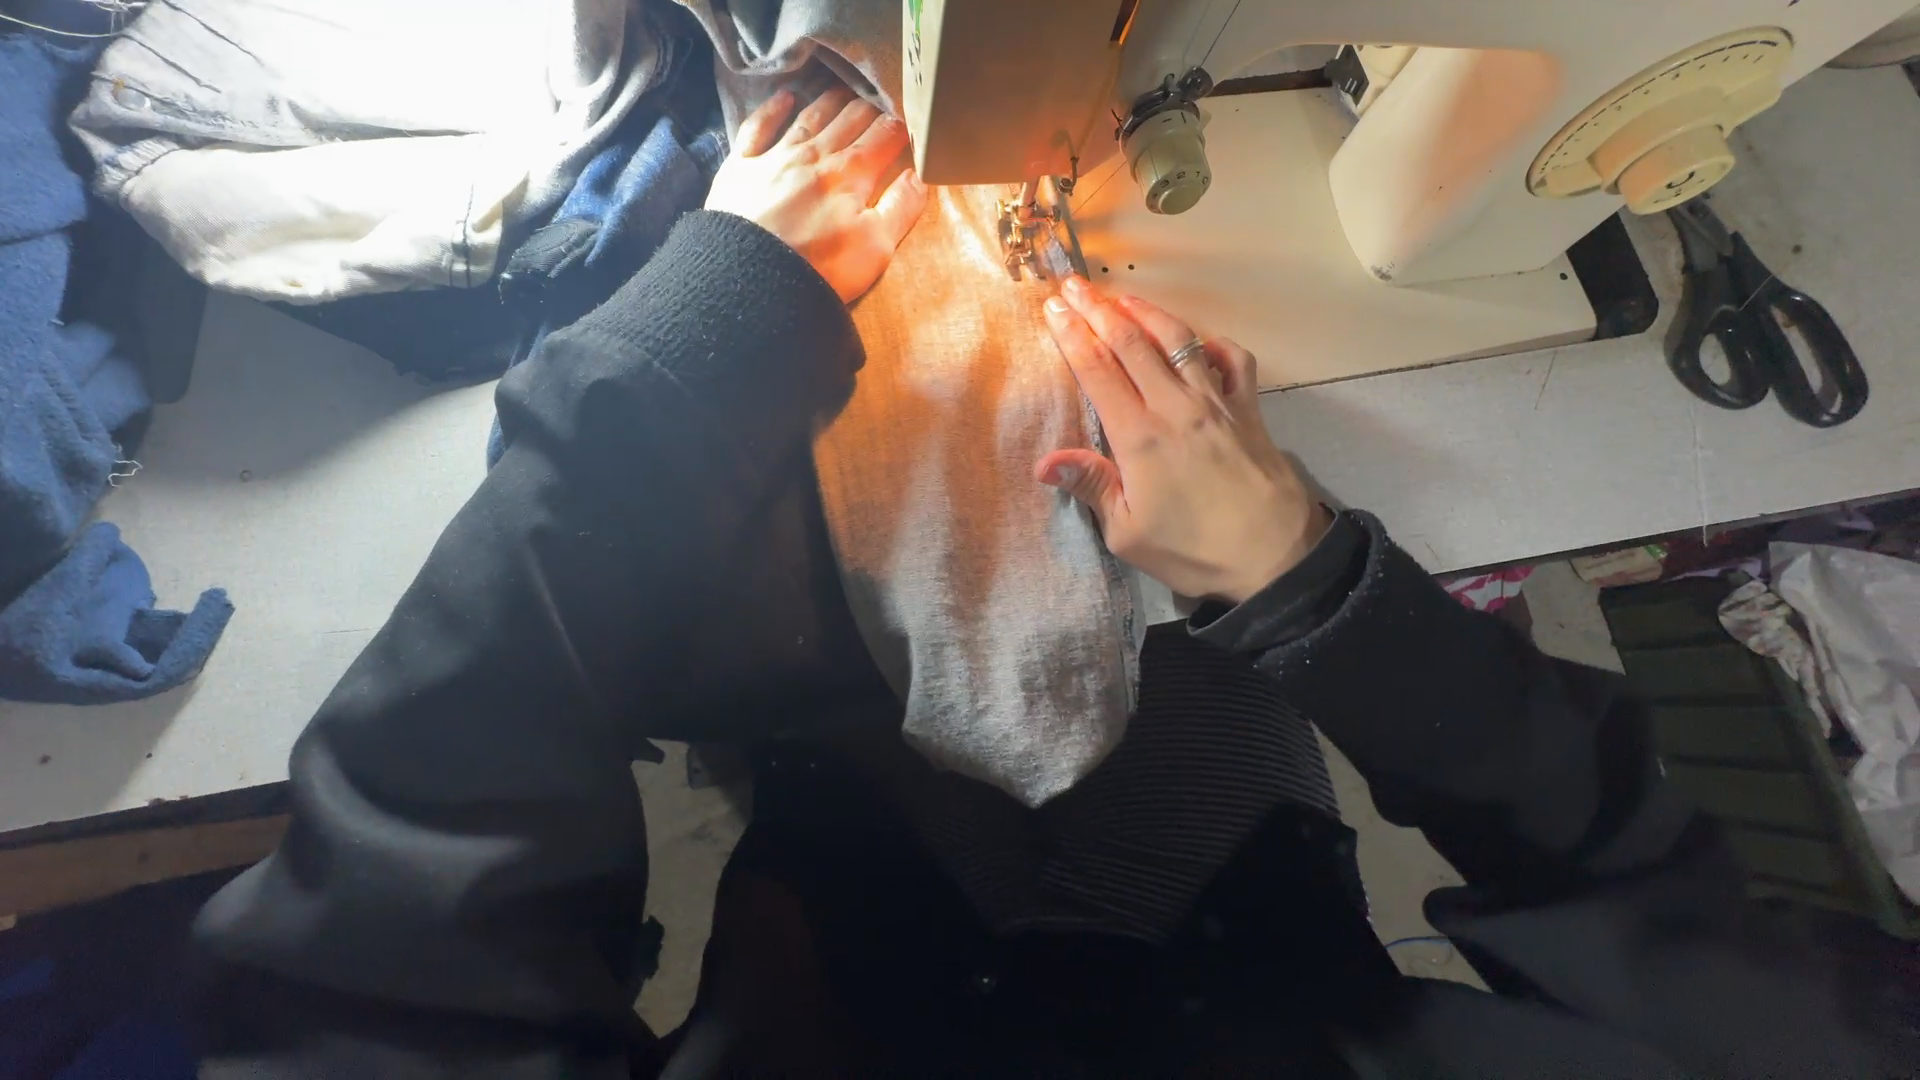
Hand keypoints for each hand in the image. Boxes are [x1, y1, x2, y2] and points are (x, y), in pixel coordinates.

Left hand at [704, 87, 927, 302]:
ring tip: (844, 91)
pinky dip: (774, 109)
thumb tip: (920, 176)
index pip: (884, 136)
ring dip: (830, 101)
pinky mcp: (743, 167)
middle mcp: (815, 154)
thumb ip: (900, 208)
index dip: (901, 125)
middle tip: (882, 102)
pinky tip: (786, 98)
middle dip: (870, 108)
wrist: (754, 280)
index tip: (912, 121)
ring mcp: (776, 156)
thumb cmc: (822, 267)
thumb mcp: (876, 247)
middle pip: (849, 118)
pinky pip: (759, 126)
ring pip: (810, 116)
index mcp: (851, 173)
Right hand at [1035, 276, 1331, 604]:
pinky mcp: (1248, 408)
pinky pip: (1232, 359)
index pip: (1097, 371)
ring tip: (1120, 296)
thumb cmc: (1193, 551)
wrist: (1275, 557)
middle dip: (1097, 309)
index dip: (1072, 335)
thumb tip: (1044, 462)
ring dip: (1145, 312)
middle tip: (1073, 285)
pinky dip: (1211, 342)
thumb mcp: (1128, 533)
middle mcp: (1176, 406)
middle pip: (1131, 343)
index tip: (1052, 308)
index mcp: (1139, 436)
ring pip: (1177, 340)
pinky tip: (1197, 340)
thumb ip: (1092, 487)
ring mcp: (1217, 401)